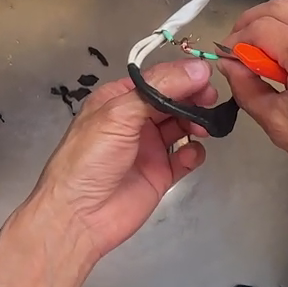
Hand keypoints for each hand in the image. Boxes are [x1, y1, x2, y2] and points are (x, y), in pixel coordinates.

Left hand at [19, 58, 214, 264]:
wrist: (78, 217)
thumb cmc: (89, 158)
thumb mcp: (119, 114)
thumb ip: (159, 89)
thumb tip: (198, 69)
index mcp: (119, 99)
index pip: (157, 79)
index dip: (182, 75)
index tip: (206, 75)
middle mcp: (135, 119)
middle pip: (173, 100)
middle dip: (192, 98)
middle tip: (209, 100)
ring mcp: (149, 146)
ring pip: (182, 125)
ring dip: (195, 122)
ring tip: (202, 127)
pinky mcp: (160, 173)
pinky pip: (185, 157)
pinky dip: (193, 152)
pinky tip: (190, 154)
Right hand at [219, 0, 287, 227]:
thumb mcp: (283, 128)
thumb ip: (249, 89)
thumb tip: (231, 66)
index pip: (261, 28)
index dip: (236, 40)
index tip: (227, 57)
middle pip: (284, 7)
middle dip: (256, 24)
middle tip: (242, 50)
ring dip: (285, 32)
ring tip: (276, 68)